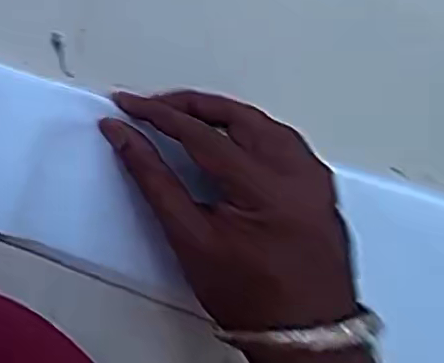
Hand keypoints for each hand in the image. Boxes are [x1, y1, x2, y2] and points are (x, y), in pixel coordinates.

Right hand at [98, 91, 359, 336]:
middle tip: (155, 105)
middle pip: (239, 118)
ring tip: (187, 115)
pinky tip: (230, 136)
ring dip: (222, 113)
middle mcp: (300, 183)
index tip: (129, 106)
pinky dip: (251, 130)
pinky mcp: (321, 198)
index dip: (157, 113)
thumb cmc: (252, 301)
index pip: (201, 133)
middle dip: (191, 104)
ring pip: (266, 126)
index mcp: (267, 191)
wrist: (304, 348)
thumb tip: (122, 135)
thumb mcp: (187, 235)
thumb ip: (151, 175)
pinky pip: (286, 145)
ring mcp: (317, 190)